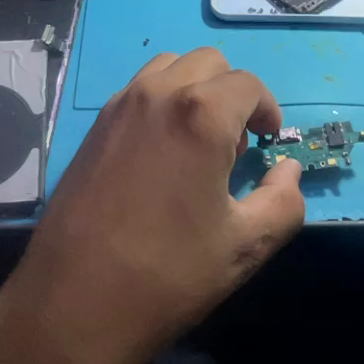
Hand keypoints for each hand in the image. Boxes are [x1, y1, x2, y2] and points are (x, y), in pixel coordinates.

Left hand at [0, 49, 305, 363]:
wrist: (74, 301)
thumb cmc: (168, 274)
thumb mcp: (244, 247)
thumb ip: (283, 202)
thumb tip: (289, 171)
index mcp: (202, 115)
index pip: (248, 84)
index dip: (267, 109)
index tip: (268, 141)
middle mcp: (160, 93)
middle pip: (210, 63)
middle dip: (232, 93)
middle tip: (234, 144)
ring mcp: (122, 104)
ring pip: (170, 66)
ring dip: (194, 88)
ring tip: (196, 140)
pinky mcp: (96, 122)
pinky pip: (139, 88)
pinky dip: (161, 99)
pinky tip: (160, 151)